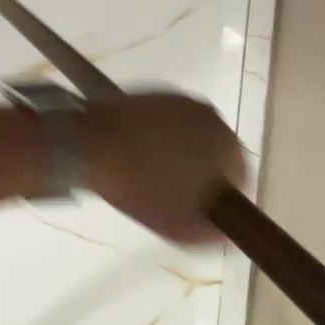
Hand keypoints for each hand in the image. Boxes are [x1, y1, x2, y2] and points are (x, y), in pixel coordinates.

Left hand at [82, 92, 245, 243]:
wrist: (85, 142)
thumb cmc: (139, 185)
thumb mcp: (183, 228)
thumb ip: (216, 233)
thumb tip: (227, 230)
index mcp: (228, 143)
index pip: (238, 179)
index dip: (218, 199)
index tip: (195, 209)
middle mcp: (210, 114)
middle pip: (215, 154)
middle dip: (200, 173)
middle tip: (172, 194)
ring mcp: (178, 98)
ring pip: (190, 138)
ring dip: (179, 155)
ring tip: (151, 175)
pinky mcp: (150, 92)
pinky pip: (167, 123)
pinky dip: (158, 137)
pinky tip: (138, 154)